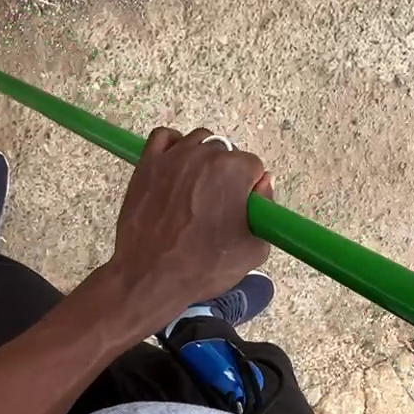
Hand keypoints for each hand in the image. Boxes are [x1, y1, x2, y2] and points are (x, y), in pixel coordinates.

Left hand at [101, 127, 272, 328]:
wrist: (150, 276)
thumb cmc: (202, 266)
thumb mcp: (253, 248)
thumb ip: (266, 209)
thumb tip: (264, 184)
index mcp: (234, 171)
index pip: (253, 166)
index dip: (249, 189)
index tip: (239, 209)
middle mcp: (203, 155)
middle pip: (225, 153)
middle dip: (226, 175)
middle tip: (216, 205)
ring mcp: (172, 157)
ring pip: (197, 141)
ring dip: (202, 158)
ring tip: (196, 188)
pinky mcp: (147, 164)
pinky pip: (163, 137)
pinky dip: (173, 145)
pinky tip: (176, 165)